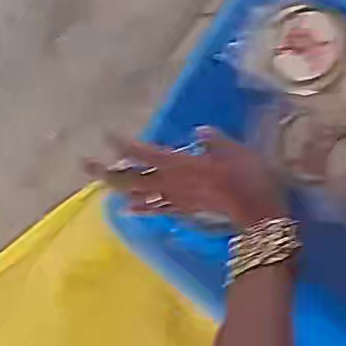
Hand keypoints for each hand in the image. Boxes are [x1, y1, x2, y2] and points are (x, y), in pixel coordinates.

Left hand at [86, 126, 287, 226]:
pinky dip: (140, 208)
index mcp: (181, 164)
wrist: (259, 213)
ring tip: (104, 182)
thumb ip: (215, 141)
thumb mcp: (237, 152)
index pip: (143, 153)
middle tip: (85, 162)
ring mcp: (176, 199)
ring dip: (119, 188)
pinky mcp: (186, 211)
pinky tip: (127, 208)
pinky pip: (157, 209)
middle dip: (105, 171)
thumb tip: (198, 132)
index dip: (122, 144)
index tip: (106, 134)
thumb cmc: (250, 179)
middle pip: (130, 178)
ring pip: (139, 194)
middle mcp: (171, 182)